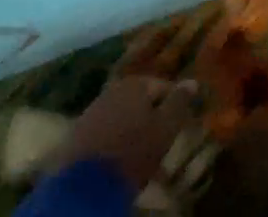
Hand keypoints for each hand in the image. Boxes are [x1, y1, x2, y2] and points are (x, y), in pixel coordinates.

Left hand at [52, 76, 200, 188]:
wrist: (84, 186)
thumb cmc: (134, 150)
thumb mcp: (167, 126)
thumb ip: (180, 101)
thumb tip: (193, 81)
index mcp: (134, 84)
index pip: (164, 87)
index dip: (175, 104)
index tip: (179, 123)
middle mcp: (110, 91)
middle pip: (140, 100)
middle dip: (151, 115)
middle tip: (160, 137)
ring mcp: (89, 113)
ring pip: (120, 116)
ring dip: (132, 128)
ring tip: (140, 150)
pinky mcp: (74, 136)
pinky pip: (103, 131)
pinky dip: (113, 139)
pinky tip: (118, 156)